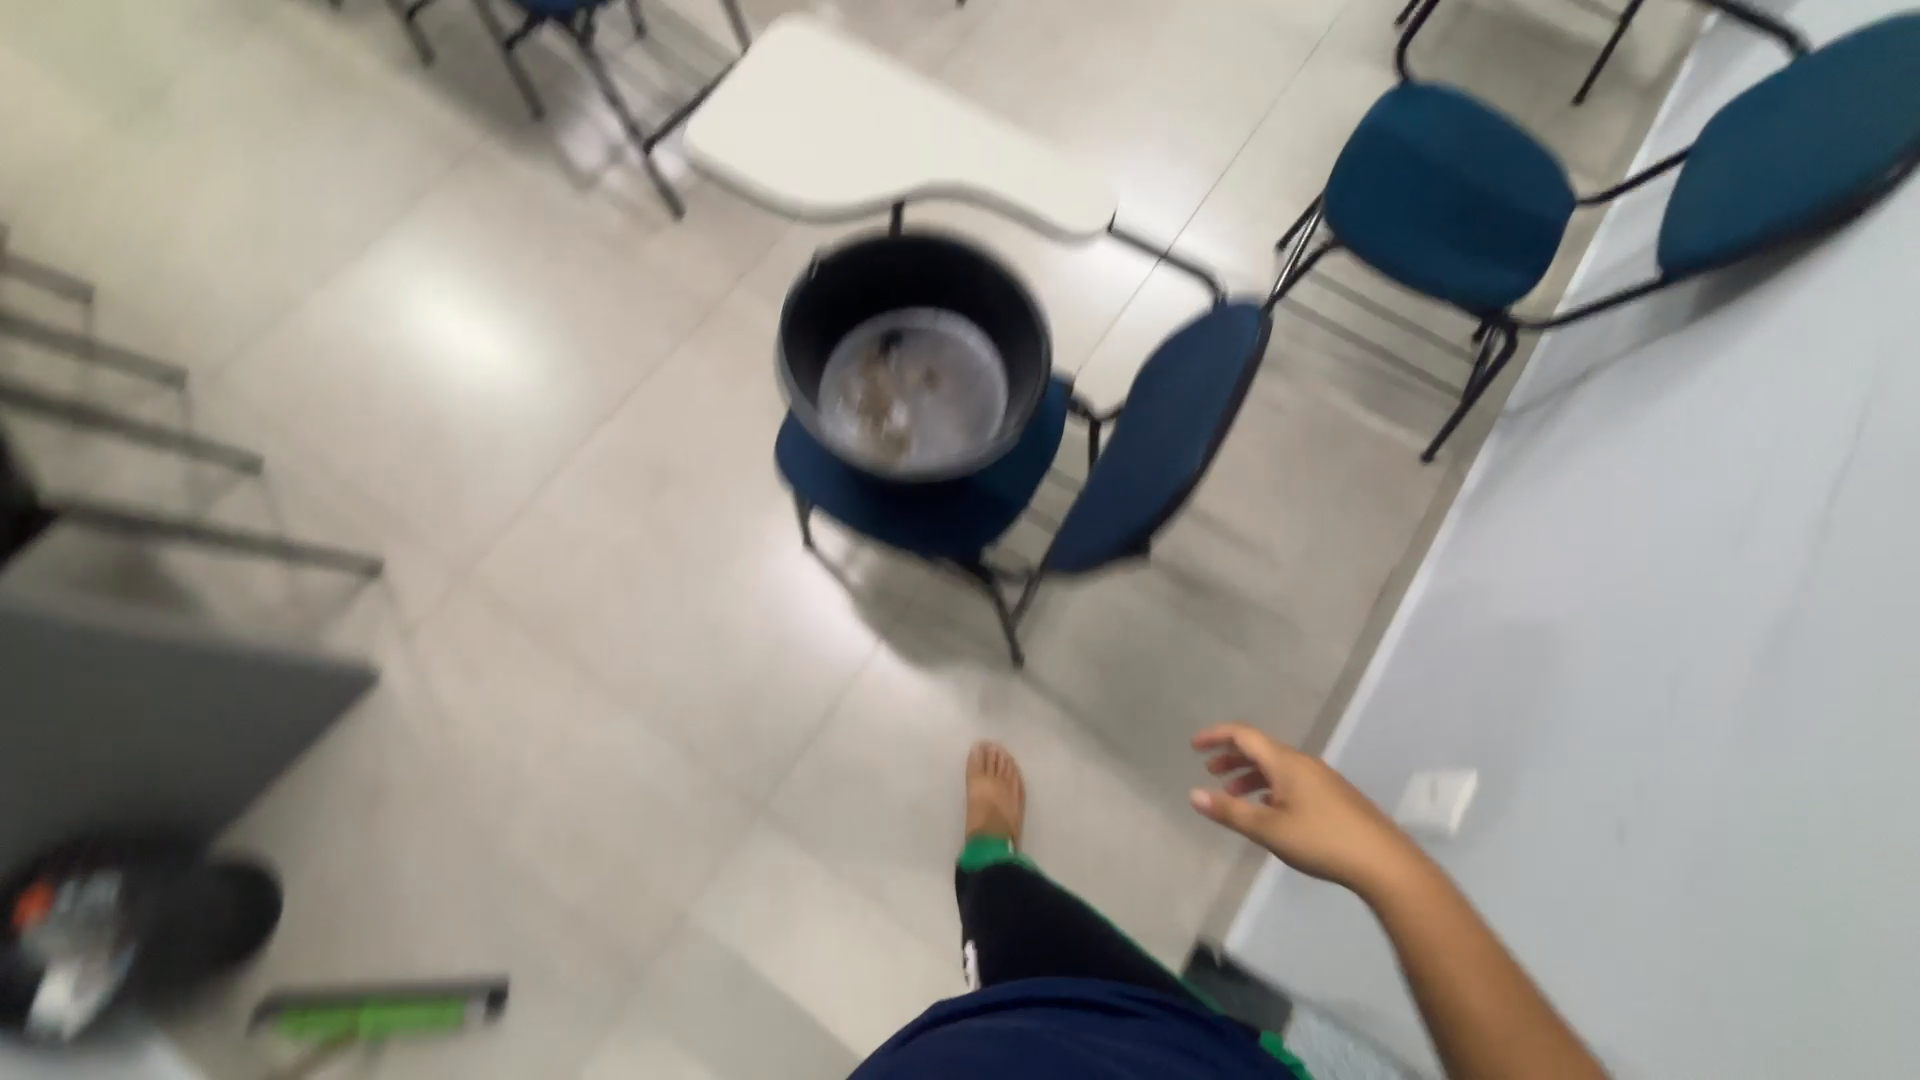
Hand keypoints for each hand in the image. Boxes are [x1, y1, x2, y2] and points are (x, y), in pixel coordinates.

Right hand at [1190, 723, 1424, 898]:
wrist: (1386, 863)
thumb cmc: (1321, 841)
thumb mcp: (1268, 829)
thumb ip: (1229, 811)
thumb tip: (1193, 794)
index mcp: (1285, 762)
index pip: (1244, 735)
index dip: (1216, 736)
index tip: (1194, 746)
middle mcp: (1303, 763)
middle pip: (1260, 748)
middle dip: (1232, 756)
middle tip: (1210, 770)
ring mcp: (1322, 779)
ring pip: (1277, 766)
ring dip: (1251, 774)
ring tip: (1234, 792)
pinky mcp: (1335, 797)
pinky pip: (1292, 780)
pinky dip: (1270, 786)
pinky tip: (1269, 809)